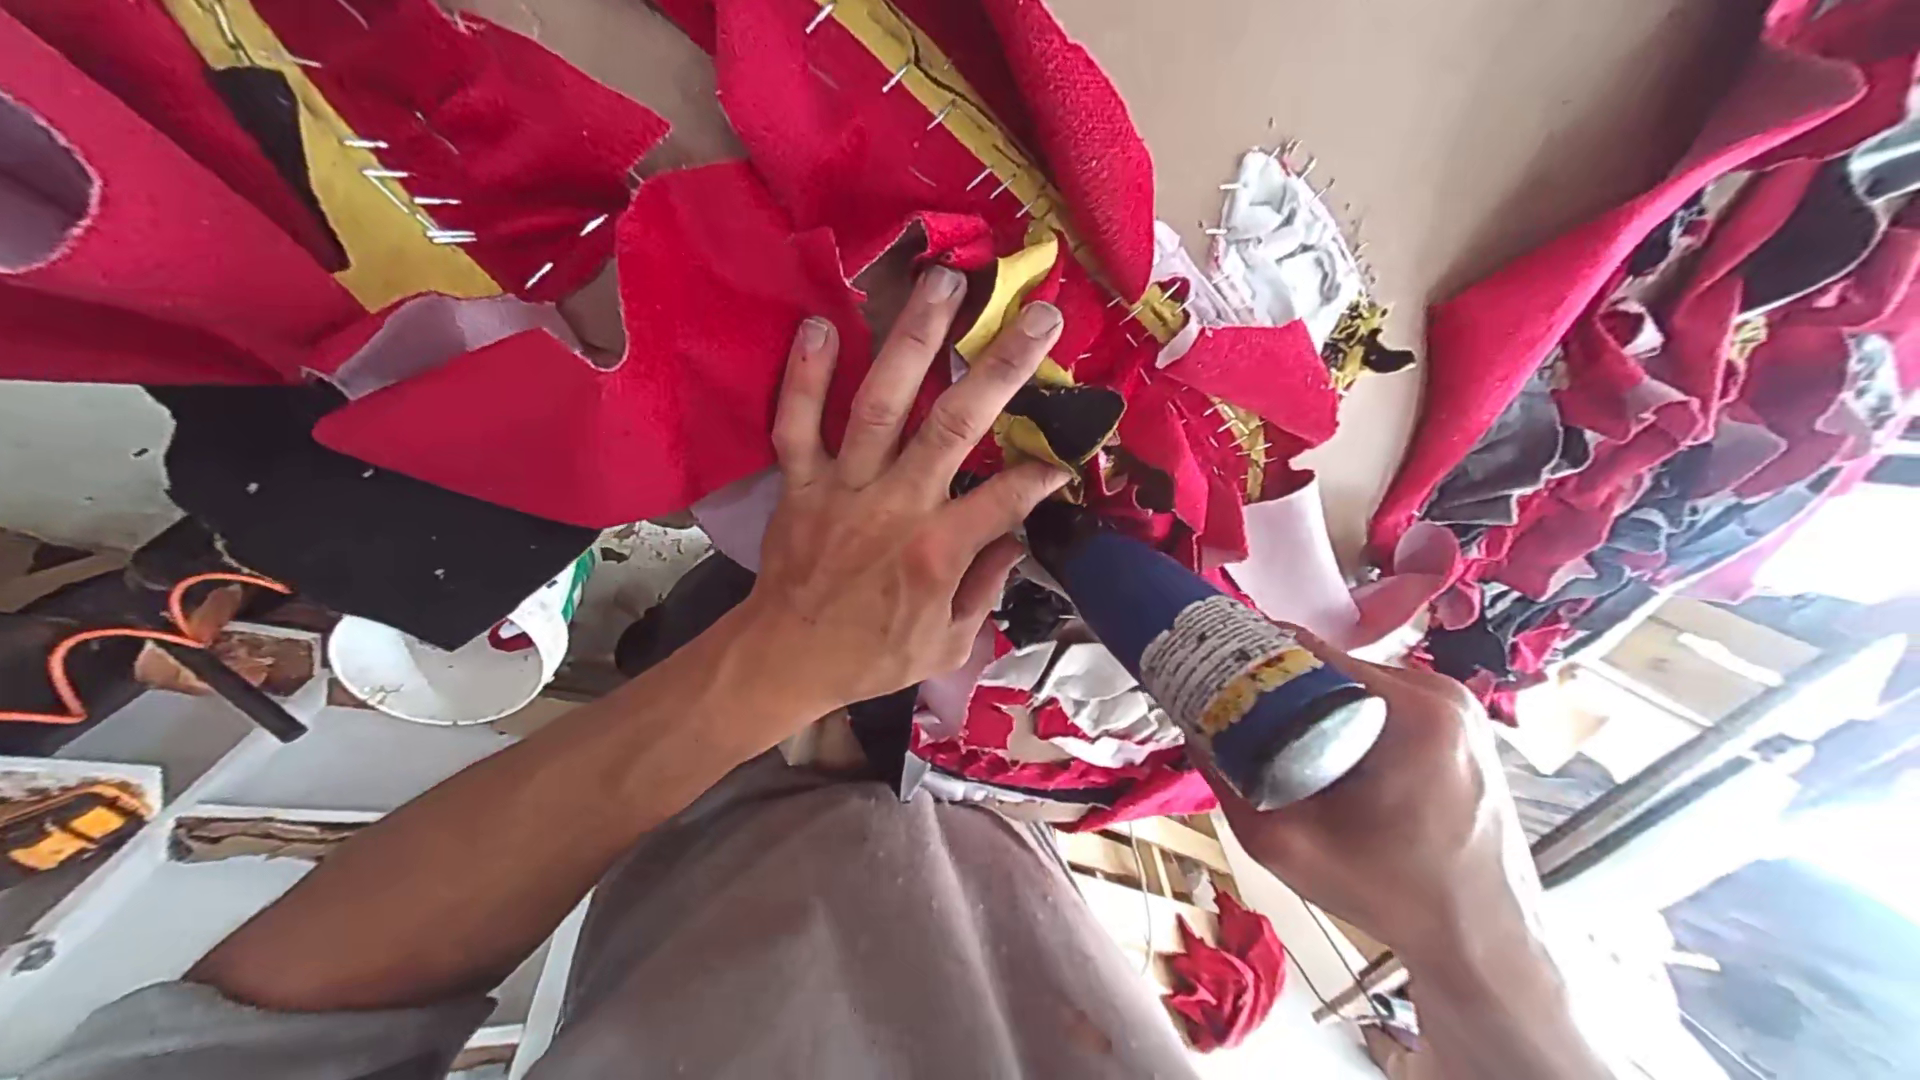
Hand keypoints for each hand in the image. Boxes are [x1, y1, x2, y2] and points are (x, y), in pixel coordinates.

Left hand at [737, 265, 1069, 718]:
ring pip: (880, 404)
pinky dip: (806, 376)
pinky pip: (796, 423)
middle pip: (953, 426)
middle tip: (1035, 316)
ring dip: (911, 341)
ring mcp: (842, 487)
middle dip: (1000, 368)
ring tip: (941, 283)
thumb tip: (1014, 543)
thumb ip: (986, 591)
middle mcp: (894, 505)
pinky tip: (823, 325)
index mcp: (936, 551)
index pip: (1006, 497)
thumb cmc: (870, 656)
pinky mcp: (799, 483)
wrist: (784, 659)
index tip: (1064, 452)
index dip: (1042, 472)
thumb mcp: (946, 644)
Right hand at [1203, 630, 1541, 963]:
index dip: (1253, 660)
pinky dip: (1347, 716)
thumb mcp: (1284, 844)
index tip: (1219, 680)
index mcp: (1412, 711)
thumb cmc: (1390, 895)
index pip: (1308, 651)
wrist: (1486, 945)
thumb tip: (1192, 729)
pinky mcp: (1462, 726)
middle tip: (1243, 718)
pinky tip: (1329, 754)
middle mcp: (1442, 695)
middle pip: (1332, 665)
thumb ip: (1227, 782)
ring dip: (1314, 703)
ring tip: (1283, 741)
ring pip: (1355, 681)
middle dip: (1281, 687)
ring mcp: (1458, 709)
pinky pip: (1383, 701)